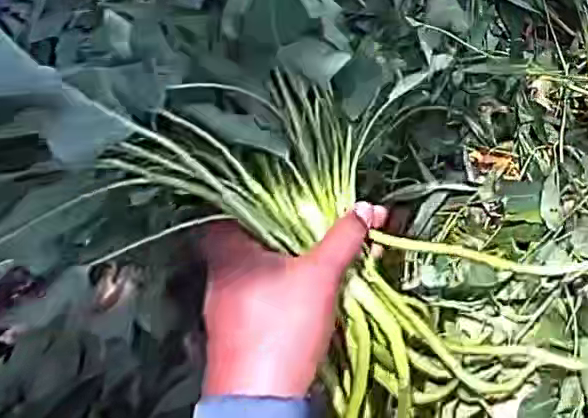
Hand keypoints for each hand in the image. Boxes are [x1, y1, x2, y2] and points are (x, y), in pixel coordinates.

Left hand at [199, 204, 389, 398]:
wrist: (261, 407)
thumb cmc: (281, 329)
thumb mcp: (321, 273)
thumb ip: (344, 236)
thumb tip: (365, 207)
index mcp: (228, 259)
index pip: (226, 215)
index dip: (253, 200)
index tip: (283, 192)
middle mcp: (222, 281)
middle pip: (253, 239)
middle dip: (290, 227)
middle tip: (321, 217)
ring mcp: (229, 310)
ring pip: (264, 267)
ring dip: (296, 257)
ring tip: (331, 249)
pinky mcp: (243, 334)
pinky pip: (268, 292)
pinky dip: (292, 282)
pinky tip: (319, 282)